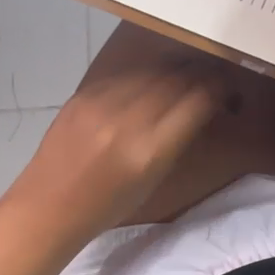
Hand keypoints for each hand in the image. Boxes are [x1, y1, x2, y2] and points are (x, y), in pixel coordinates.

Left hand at [7, 63, 223, 232]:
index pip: (198, 99)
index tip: (227, 86)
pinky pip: (127, 73)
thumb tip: (202, 101)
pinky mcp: (84, 94)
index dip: (218, 87)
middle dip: (201, 72)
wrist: (48, 207)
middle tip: (212, 73)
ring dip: (175, 67)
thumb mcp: (156, 176)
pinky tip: (151, 80)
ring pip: (154, 69)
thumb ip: (179, 135)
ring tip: (185, 72)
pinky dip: (146, 74)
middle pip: (178, 78)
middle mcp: (128, 120)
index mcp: (151, 149)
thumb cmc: (109, 204)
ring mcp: (102, 103)